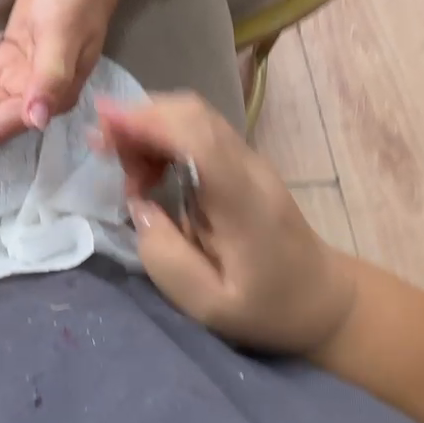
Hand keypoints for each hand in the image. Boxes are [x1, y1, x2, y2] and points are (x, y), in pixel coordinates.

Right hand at [95, 94, 357, 355]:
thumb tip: (139, 207)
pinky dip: (160, 134)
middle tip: (101, 149)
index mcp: (243, 203)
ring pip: (190, 114)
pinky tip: (147, 169)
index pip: (198, 139)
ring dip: (146, 128)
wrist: (322, 299)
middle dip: (137, 118)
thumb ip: (167, 259)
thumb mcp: (210, 306)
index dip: (149, 121)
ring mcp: (248, 159)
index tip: (103, 121)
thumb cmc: (267, 308)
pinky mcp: (239, 160)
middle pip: (191, 114)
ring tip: (128, 175)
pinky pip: (194, 128)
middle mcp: (248, 169)